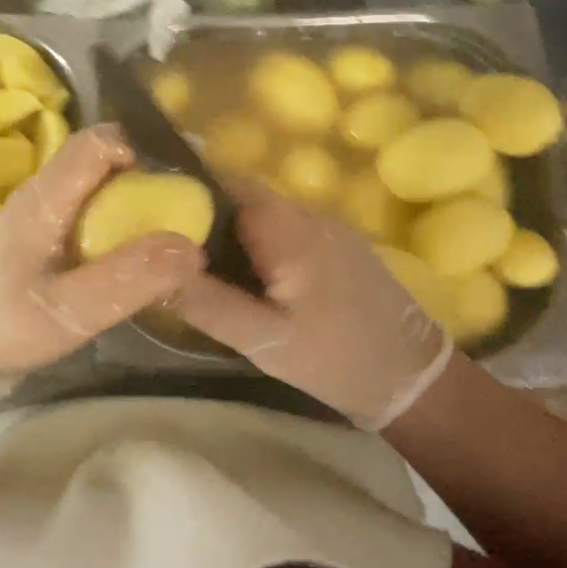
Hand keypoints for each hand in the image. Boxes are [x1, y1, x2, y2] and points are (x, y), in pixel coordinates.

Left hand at [0, 124, 203, 401]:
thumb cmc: (12, 327)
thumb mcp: (74, 311)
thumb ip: (129, 278)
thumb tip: (190, 247)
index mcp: (42, 200)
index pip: (95, 143)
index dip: (139, 154)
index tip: (170, 195)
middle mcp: (37, 191)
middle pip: (97, 157)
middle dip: (139, 177)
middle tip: (172, 218)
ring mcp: (34, 207)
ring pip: (91, 179)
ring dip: (126, 197)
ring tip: (154, 236)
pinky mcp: (37, 226)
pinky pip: (82, 202)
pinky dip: (109, 215)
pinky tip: (121, 251)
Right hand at [168, 180, 451, 429]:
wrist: (415, 381)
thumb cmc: (333, 359)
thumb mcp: (261, 340)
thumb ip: (205, 302)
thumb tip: (151, 273)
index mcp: (289, 232)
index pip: (228, 186)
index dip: (189, 193)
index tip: (155, 217)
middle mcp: (311, 217)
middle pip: (244, 195)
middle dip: (205, 212)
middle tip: (168, 247)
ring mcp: (330, 230)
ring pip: (265, 211)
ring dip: (231, 228)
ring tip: (198, 263)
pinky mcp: (340, 247)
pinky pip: (286, 228)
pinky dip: (257, 241)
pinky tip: (246, 277)